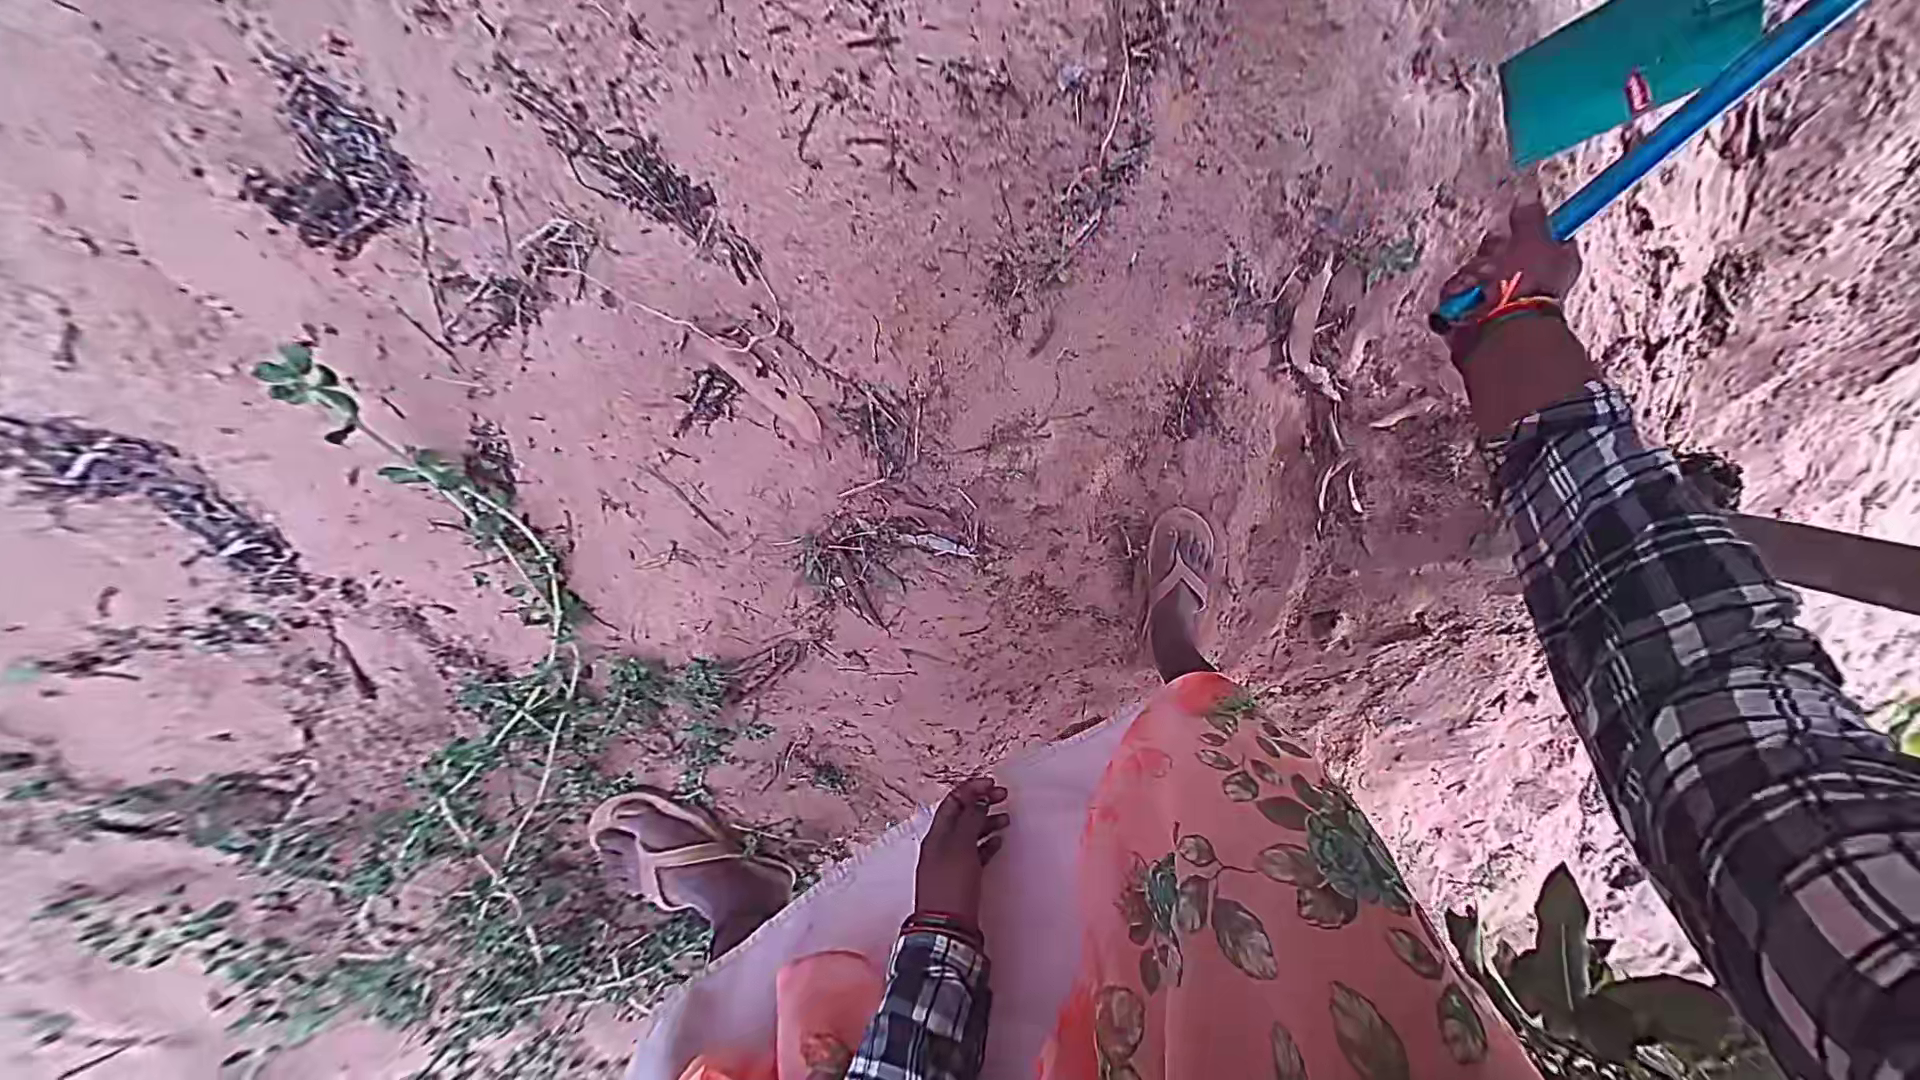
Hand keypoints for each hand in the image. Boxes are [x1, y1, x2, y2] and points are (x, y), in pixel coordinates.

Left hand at [913, 778, 1008, 925]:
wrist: (946, 931)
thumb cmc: (952, 886)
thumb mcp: (961, 848)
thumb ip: (970, 821)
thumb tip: (979, 801)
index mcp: (937, 834)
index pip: (953, 801)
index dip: (972, 789)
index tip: (992, 784)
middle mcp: (941, 845)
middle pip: (961, 815)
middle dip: (981, 802)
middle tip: (1003, 796)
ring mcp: (950, 862)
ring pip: (969, 833)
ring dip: (986, 822)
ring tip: (1006, 819)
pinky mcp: (961, 878)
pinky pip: (975, 852)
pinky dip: (987, 843)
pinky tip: (999, 842)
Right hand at [1440, 201, 1582, 363]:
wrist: (1495, 327)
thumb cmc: (1523, 285)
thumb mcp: (1532, 239)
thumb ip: (1530, 217)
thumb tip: (1528, 197)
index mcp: (1556, 261)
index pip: (1544, 237)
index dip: (1528, 230)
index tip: (1515, 227)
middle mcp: (1529, 280)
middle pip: (1502, 253)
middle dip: (1489, 254)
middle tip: (1493, 259)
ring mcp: (1499, 298)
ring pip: (1475, 273)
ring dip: (1469, 275)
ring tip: (1474, 283)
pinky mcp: (1471, 313)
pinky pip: (1456, 294)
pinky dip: (1455, 293)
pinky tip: (1461, 295)